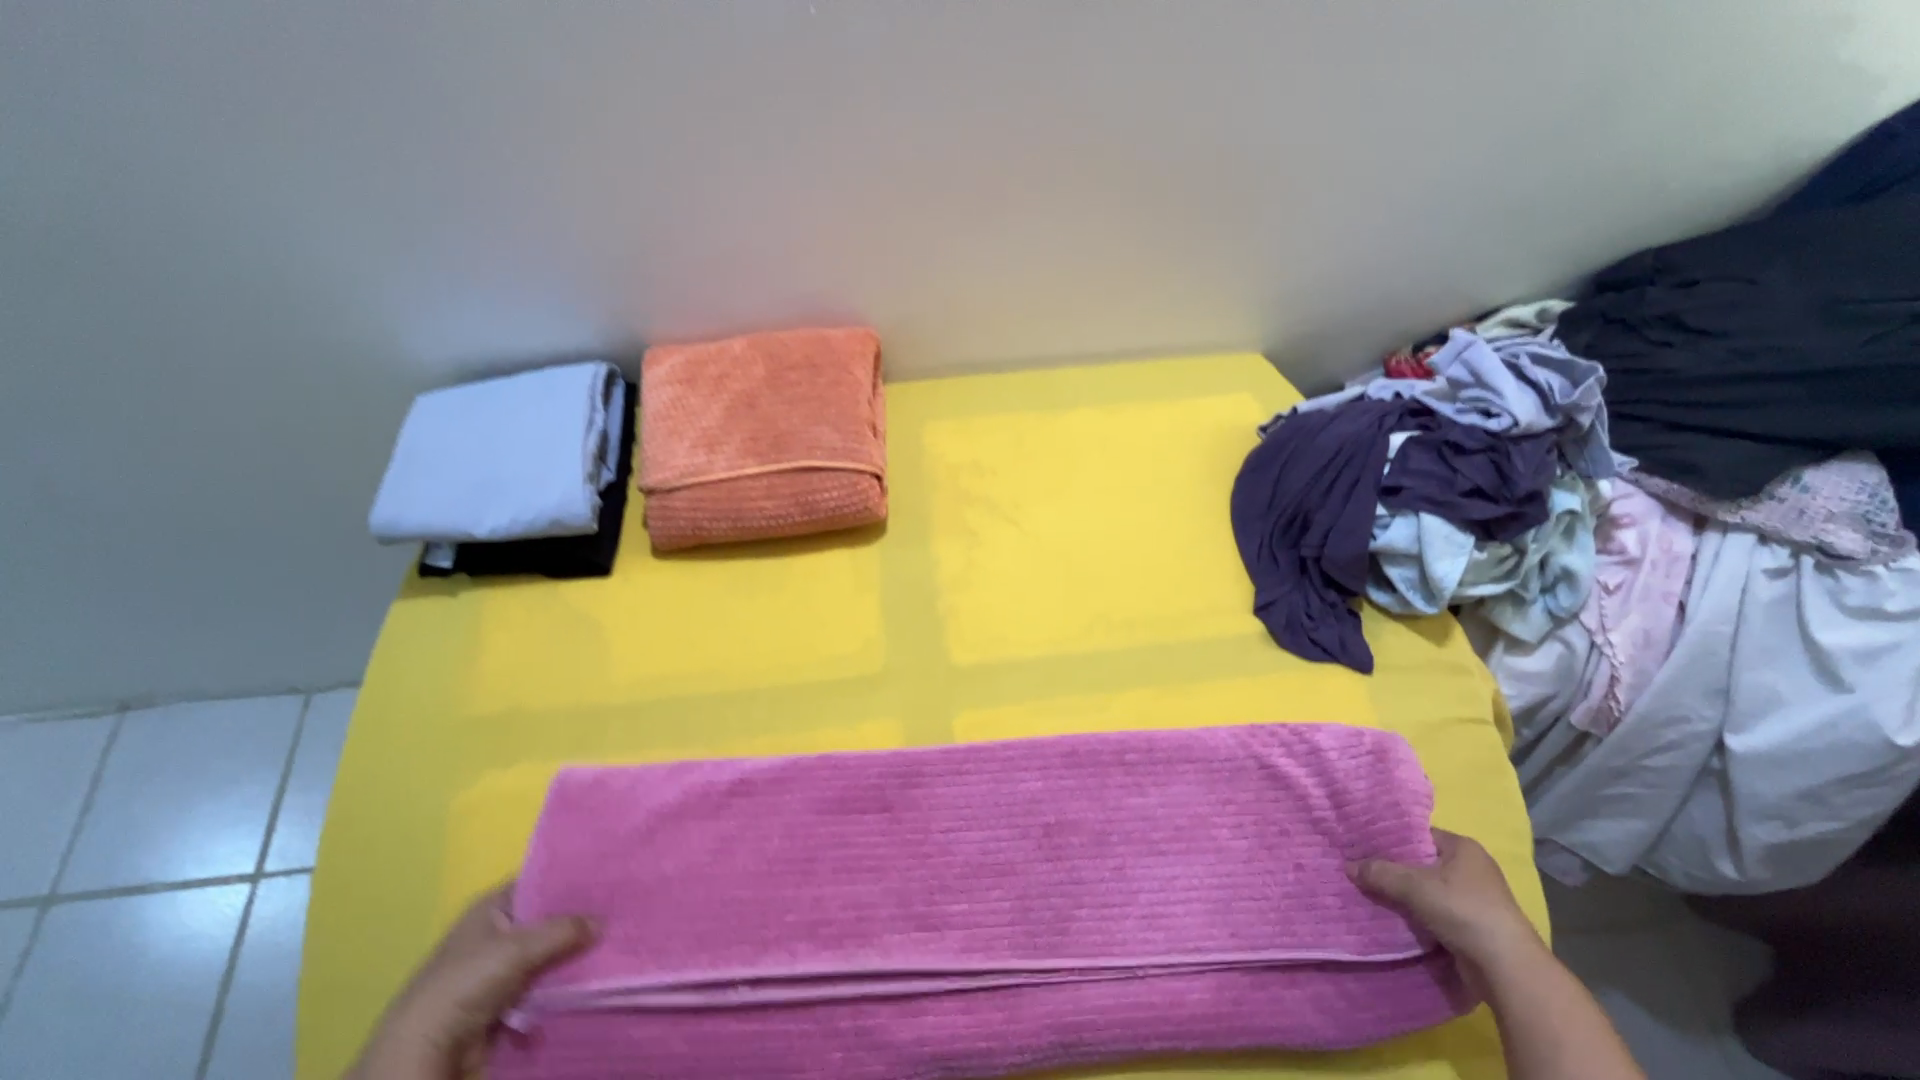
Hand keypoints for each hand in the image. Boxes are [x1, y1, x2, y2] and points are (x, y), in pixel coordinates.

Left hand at [350, 883, 595, 1079]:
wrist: (429, 1048)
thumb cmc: (467, 982)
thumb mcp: (518, 948)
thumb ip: (563, 930)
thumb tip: (602, 922)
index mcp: (491, 907)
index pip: (538, 881)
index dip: (570, 880)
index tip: (610, 878)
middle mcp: (497, 932)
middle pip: (547, 919)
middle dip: (579, 920)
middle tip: (623, 911)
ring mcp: (501, 967)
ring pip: (549, 953)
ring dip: (575, 954)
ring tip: (619, 942)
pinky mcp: (508, 998)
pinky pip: (545, 982)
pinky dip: (565, 982)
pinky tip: (597, 974)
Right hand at [1348, 829, 1543, 972]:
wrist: (1505, 966)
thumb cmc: (1463, 910)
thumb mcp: (1414, 886)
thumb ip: (1380, 872)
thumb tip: (1348, 867)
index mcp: (1463, 847)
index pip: (1419, 834)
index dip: (1391, 839)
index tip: (1362, 847)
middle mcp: (1471, 868)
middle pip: (1421, 862)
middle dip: (1393, 869)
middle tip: (1360, 871)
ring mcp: (1474, 898)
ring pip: (1427, 890)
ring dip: (1404, 895)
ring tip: (1369, 893)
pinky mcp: (1472, 924)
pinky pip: (1435, 911)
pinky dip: (1416, 914)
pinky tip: (1393, 917)